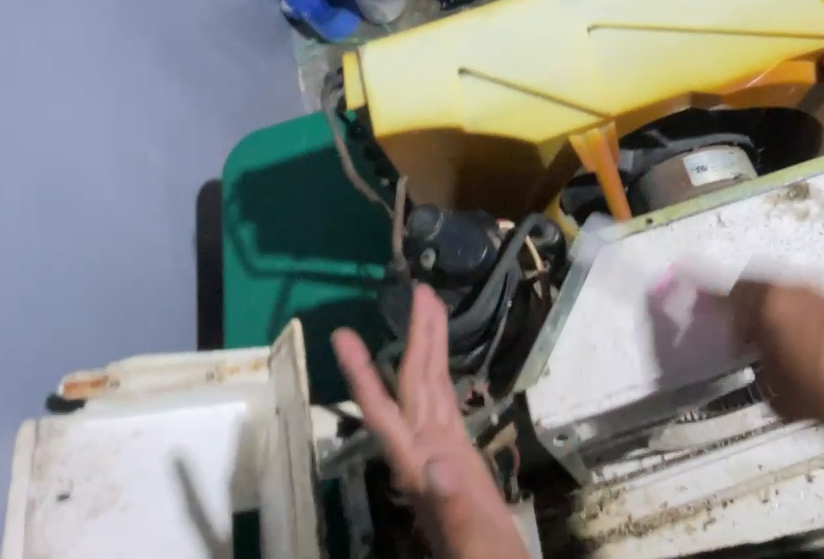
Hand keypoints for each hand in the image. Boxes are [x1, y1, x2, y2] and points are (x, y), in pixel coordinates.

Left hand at [332, 285, 527, 558]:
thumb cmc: (480, 556)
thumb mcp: (470, 540)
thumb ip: (451, 507)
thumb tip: (436, 464)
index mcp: (416, 465)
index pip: (381, 409)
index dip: (361, 372)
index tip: (342, 336)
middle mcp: (423, 449)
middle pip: (414, 383)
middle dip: (415, 336)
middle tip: (418, 290)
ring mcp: (440, 449)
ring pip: (431, 386)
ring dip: (430, 345)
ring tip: (432, 304)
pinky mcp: (459, 453)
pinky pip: (447, 401)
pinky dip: (444, 372)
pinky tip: (440, 358)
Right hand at [727, 279, 823, 443]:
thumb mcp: (781, 393)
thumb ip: (761, 365)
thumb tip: (756, 355)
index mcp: (777, 304)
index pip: (735, 290)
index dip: (718, 300)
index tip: (709, 311)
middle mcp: (800, 288)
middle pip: (761, 285)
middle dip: (748, 302)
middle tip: (740, 328)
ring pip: (789, 291)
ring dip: (775, 307)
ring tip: (773, 338)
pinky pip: (812, 301)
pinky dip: (800, 312)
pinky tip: (805, 341)